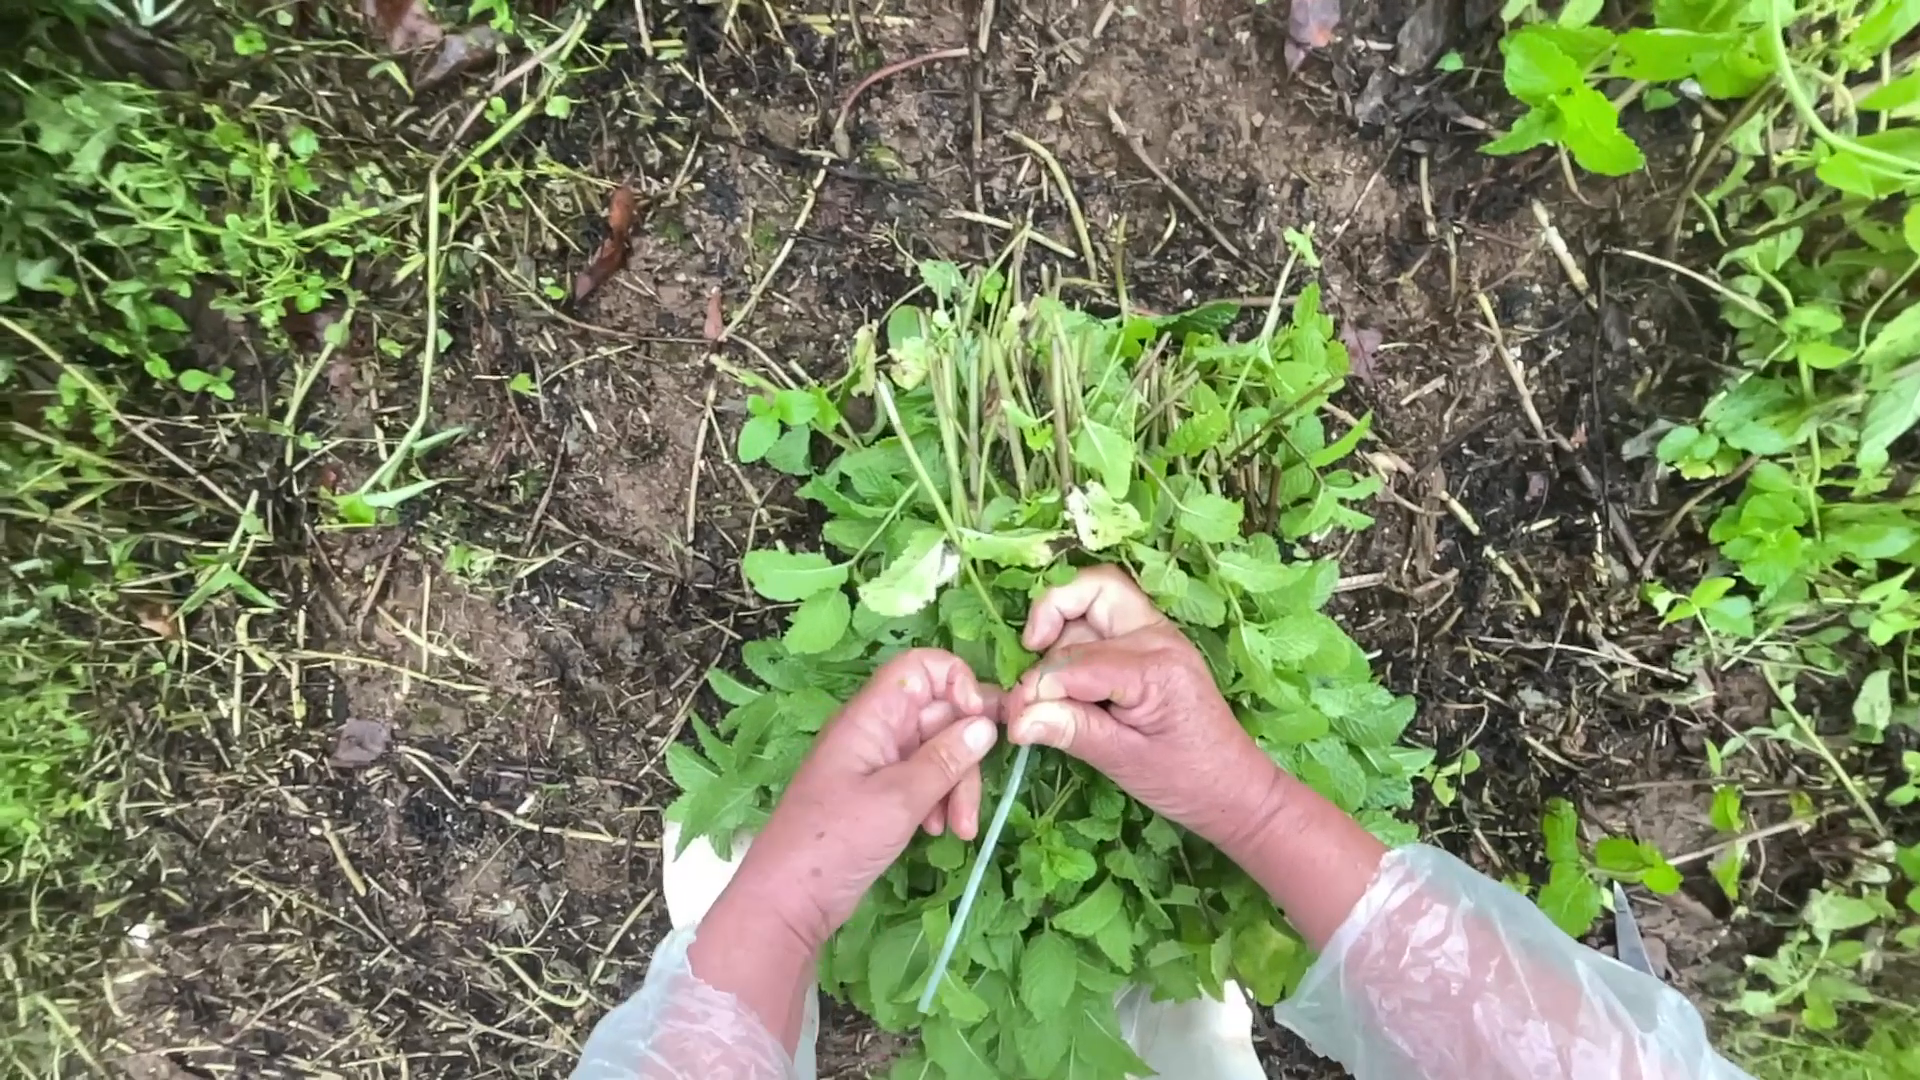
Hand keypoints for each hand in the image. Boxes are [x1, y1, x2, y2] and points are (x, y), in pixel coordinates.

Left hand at [727, 649, 999, 949]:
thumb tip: (986, 725)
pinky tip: (939, 832)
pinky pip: (924, 780)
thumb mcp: (898, 799)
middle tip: (975, 801)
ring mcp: (880, 762)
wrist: (786, 902)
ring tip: (960, 829)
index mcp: (873, 714)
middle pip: (940, 715)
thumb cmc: (835, 841)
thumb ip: (945, 760)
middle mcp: (878, 729)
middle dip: (965, 754)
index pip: (922, 667)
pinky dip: (939, 801)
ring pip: (938, 751)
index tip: (981, 720)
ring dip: (957, 786)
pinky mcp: (882, 793)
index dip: (958, 681)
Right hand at [1003, 565, 1284, 853]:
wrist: (1234, 787)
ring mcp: (1155, 634)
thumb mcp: (1123, 761)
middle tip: (1028, 651)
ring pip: (1093, 600)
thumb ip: (1070, 730)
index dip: (1038, 686)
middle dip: (1051, 615)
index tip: (1016, 717)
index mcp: (1155, 668)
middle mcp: (1157, 637)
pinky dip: (1075, 636)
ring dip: (1062, 627)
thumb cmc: (1185, 781)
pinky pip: (1103, 620)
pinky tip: (1066, 674)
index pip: (1077, 660)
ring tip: (1048, 675)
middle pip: (1093, 590)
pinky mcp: (1149, 642)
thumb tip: (1016, 720)